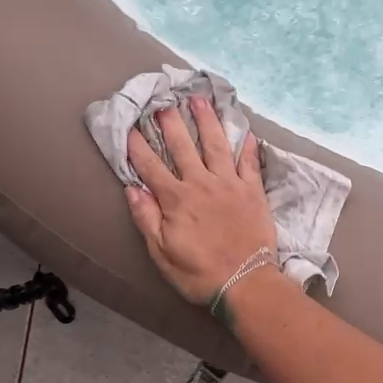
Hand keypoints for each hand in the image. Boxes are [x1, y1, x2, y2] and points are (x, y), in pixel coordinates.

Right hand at [125, 96, 278, 305]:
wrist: (246, 282)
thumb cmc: (199, 274)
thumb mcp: (162, 253)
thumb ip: (146, 219)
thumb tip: (132, 189)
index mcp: (176, 200)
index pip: (150, 166)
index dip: (138, 146)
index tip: (129, 126)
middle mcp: (202, 184)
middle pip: (183, 147)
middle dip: (171, 123)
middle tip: (164, 102)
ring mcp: (230, 185)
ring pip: (216, 145)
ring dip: (207, 121)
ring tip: (200, 100)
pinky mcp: (253, 192)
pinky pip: (249, 162)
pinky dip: (247, 145)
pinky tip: (244, 130)